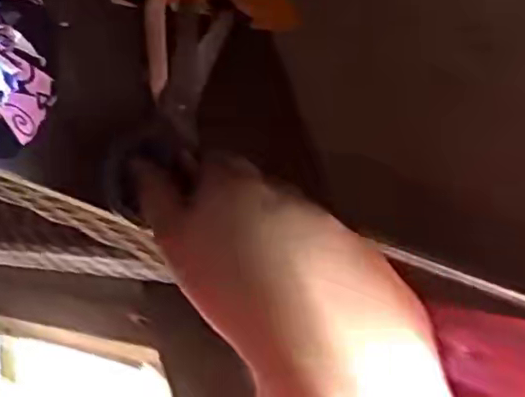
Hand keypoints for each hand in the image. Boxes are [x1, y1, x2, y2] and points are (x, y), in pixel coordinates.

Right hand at [139, 155, 450, 396]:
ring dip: (284, 238)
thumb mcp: (173, 241)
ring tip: (269, 280)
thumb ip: (154, 193)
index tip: (192, 201)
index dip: (201, 177)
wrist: (332, 366)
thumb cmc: (235, 295)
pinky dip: (326, 271)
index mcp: (236, 182)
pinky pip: (343, 258)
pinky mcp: (382, 270)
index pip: (215, 158)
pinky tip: (311, 302)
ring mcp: (342, 232)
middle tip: (226, 243)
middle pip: (260, 189)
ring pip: (301, 223)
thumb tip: (143, 163)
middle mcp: (291, 196)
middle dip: (243, 207)